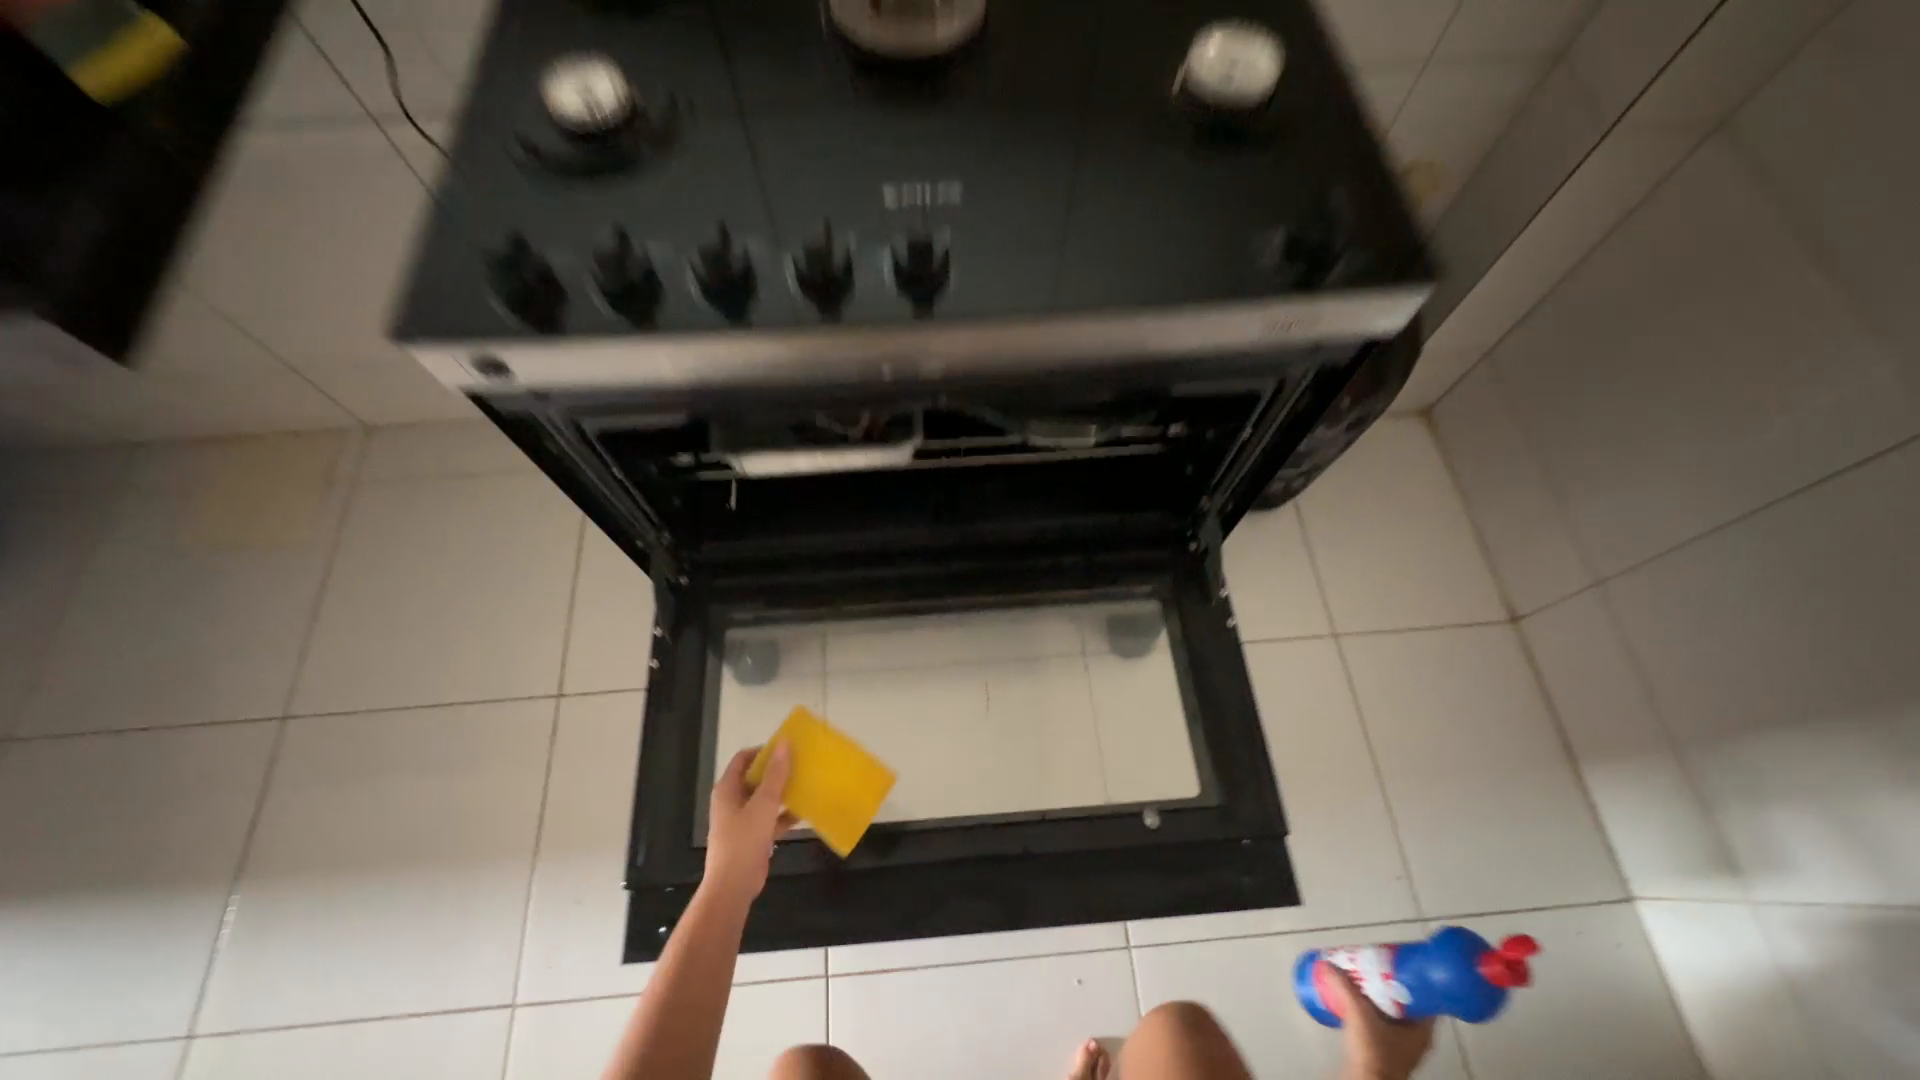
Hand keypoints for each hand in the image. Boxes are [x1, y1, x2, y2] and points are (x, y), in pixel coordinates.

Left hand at [703, 744, 794, 904]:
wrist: (733, 885)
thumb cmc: (744, 840)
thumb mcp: (763, 804)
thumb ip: (775, 775)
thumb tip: (784, 743)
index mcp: (728, 789)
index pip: (743, 759)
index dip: (763, 751)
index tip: (786, 748)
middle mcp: (733, 801)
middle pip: (755, 778)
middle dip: (777, 771)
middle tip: (801, 765)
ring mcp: (743, 820)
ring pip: (765, 799)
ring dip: (783, 793)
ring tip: (806, 784)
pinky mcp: (753, 836)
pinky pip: (771, 819)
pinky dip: (784, 815)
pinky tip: (804, 812)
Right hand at [1324, 962, 1435, 1079]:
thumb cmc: (1373, 1051)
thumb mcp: (1358, 1014)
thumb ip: (1343, 988)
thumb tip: (1327, 963)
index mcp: (1423, 1029)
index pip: (1427, 997)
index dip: (1413, 978)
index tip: (1396, 963)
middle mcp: (1418, 1038)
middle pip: (1408, 1003)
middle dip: (1391, 985)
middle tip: (1374, 967)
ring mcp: (1403, 1047)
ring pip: (1395, 1015)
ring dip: (1381, 999)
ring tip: (1362, 981)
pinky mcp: (1387, 1053)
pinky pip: (1384, 1025)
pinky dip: (1374, 1013)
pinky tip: (1358, 1004)